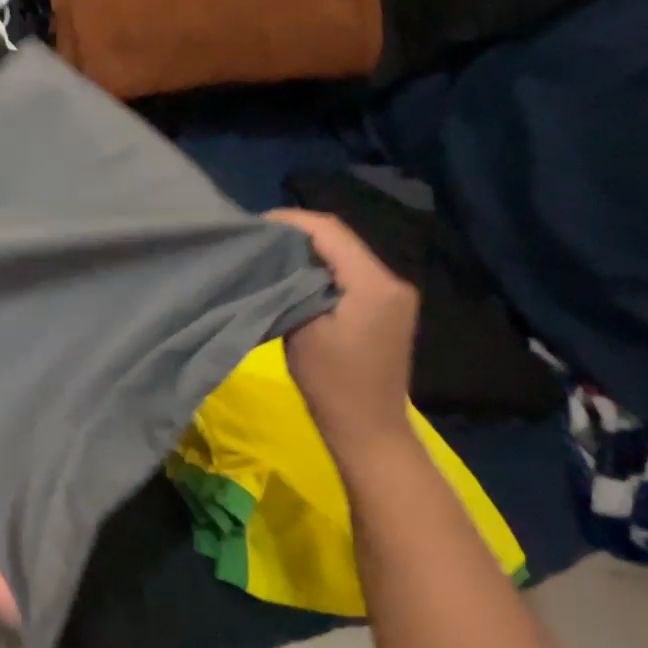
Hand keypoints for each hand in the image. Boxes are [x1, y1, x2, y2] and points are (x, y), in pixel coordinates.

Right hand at [266, 209, 418, 448]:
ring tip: (269, 254)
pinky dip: (320, 267)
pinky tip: (293, 276)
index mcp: (374, 284)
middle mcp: (392, 282)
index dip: (290, 221)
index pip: (330, 231)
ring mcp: (393, 295)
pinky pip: (350, 273)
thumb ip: (293, 283)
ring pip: (345, 254)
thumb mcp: (301, 326)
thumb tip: (275, 256)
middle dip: (297, 233)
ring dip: (308, 250)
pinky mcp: (386, 308)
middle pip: (340, 239)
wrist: (368, 426)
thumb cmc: (330, 379)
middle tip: (256, 238)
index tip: (254, 224)